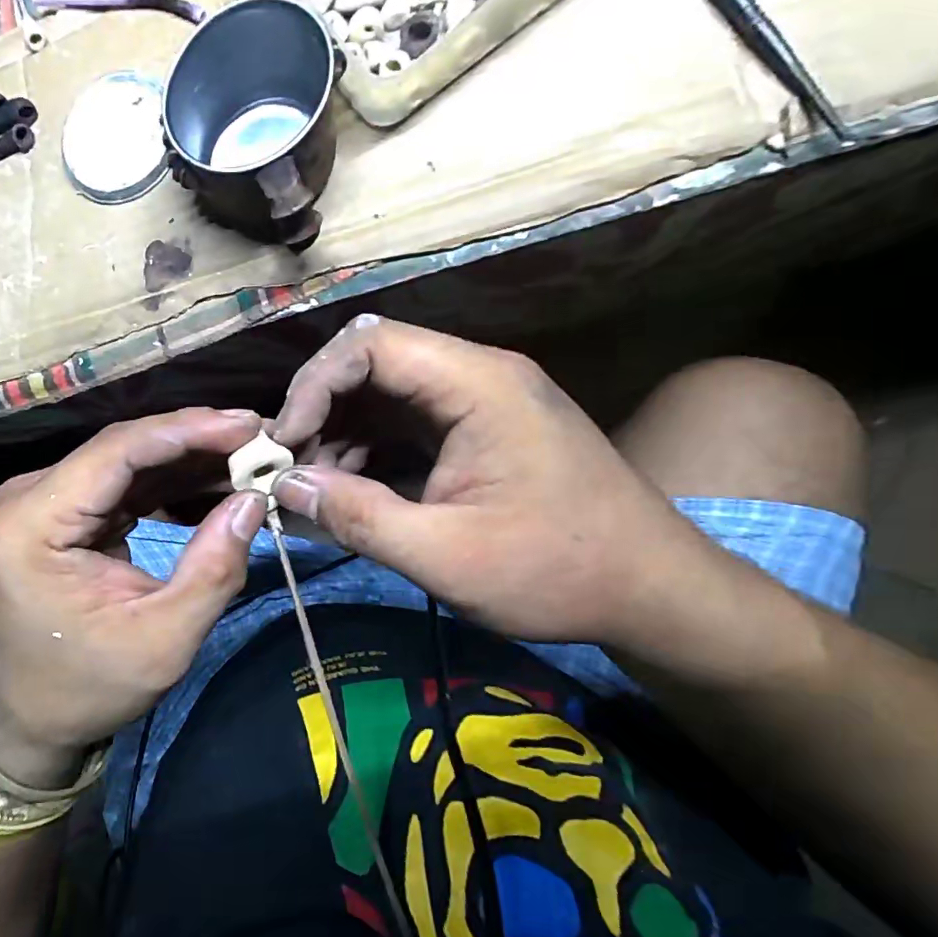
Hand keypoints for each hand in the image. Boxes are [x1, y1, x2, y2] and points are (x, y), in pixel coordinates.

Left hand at [0, 408, 268, 786]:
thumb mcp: (162, 642)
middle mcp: (28, 498)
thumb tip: (254, 500)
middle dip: (193, 443)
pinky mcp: (59, 515)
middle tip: (261, 441)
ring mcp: (41, 503)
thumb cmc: (88, 687)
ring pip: (125, 464)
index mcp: (32, 523)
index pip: (115, 453)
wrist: (32, 715)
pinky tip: (214, 485)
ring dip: (186, 462)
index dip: (186, 432)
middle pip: (120, 451)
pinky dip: (167, 486)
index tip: (249, 426)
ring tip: (249, 460)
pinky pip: (120, 487)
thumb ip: (212, 570)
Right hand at [268, 316, 732, 648]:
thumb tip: (284, 487)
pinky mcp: (474, 431)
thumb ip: (357, 517)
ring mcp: (476, 403)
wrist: (653, 592)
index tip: (285, 444)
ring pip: (379, 394)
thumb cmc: (557, 572)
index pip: (369, 344)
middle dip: (316, 411)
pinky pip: (400, 423)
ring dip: (334, 434)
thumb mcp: (445, 555)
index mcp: (478, 386)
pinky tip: (345, 491)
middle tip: (286, 468)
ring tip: (310, 488)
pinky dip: (362, 451)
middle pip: (369, 363)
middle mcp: (475, 377)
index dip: (313, 385)